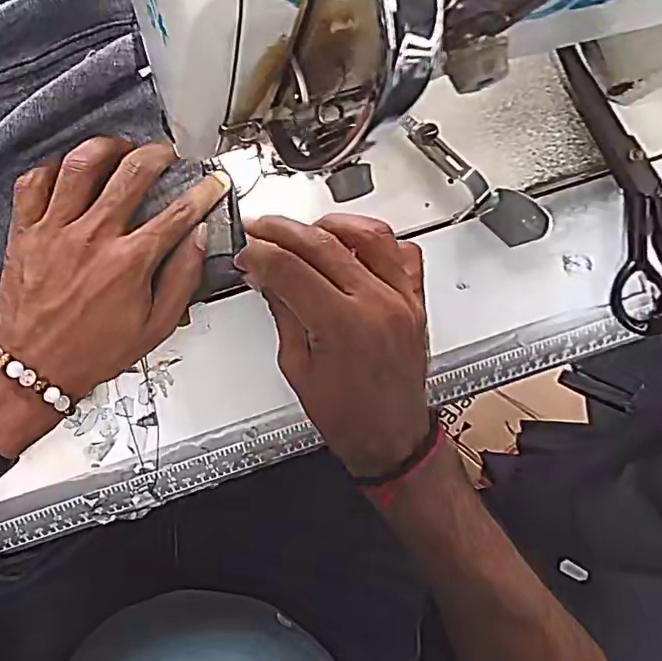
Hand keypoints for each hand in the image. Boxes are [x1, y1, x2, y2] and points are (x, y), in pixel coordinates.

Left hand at [0, 137, 230, 457]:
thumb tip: (198, 239)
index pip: (177, 212)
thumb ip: (182, 279)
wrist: (36, 367)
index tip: (211, 183)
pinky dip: (53, 168)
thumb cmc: (91, 352)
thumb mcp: (154, 327)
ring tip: (120, 149)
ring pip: (81, 165)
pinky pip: (33, 183)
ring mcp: (55, 231)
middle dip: (158, 154)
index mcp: (128, 263)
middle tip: (165, 155)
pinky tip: (68, 171)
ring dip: (107, 147)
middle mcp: (92, 239)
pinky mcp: (26, 232)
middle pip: (132, 172)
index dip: (203, 191)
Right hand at [238, 214, 432, 479]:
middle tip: (260, 232)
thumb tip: (265, 275)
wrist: (391, 437)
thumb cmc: (349, 416)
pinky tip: (351, 243)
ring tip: (303, 229)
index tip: (246, 251)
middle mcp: (377, 305)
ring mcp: (401, 299)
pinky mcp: (416, 300)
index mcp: (342, 326)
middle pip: (321, 243)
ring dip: (328, 224)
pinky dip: (374, 240)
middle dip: (281, 231)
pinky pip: (402, 251)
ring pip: (367, 233)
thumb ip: (283, 312)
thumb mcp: (297, 366)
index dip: (259, 254)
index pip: (290, 268)